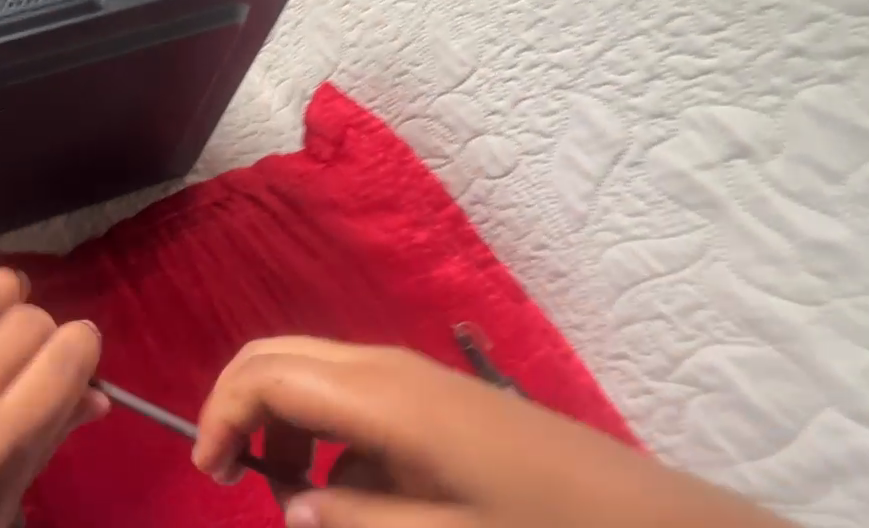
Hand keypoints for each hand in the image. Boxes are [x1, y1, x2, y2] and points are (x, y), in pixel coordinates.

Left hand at [0, 250, 107, 527]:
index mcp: (1, 438)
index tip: (79, 351)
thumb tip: (98, 391)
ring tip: (6, 303)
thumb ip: (53, 434)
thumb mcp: (9, 496)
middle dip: (44, 329)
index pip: (65, 357)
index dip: (84, 345)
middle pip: (27, 321)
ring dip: (4, 288)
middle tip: (33, 349)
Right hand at [193, 336, 791, 527]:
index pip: (264, 377)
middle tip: (229, 472)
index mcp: (376, 394)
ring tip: (287, 490)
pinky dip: (319, 431)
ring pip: (304, 371)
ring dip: (277, 420)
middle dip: (236, 406)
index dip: (220, 416)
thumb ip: (353, 518)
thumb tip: (286, 507)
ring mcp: (402, 371)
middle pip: (273, 356)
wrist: (660, 521)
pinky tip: (348, 488)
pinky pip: (342, 393)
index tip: (209, 474)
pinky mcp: (423, 389)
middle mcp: (377, 364)